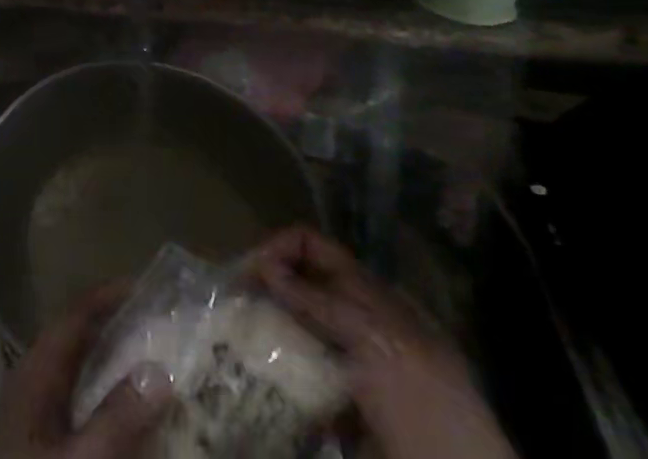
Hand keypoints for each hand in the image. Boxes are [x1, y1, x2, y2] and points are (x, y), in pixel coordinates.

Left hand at [0, 284, 174, 458]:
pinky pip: (74, 406)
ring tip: (155, 362)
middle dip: (115, 329)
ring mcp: (30, 417)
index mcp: (33, 376)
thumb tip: (158, 371)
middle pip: (74, 342)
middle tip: (161, 325)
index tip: (147, 286)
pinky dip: (103, 400)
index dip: (107, 297)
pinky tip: (128, 416)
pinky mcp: (36, 445)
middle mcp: (29, 386)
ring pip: (75, 374)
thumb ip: (118, 420)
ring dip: (111, 364)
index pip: (72, 319)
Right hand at [251, 227, 513, 458]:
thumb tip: (264, 265)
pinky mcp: (333, 401)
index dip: (278, 249)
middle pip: (296, 285)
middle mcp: (352, 318)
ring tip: (230, 339)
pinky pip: (292, 375)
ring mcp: (342, 360)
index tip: (246, 273)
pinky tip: (251, 378)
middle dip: (262, 288)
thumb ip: (321, 301)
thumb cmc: (420, 400)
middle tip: (227, 304)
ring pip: (290, 328)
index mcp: (367, 293)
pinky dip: (270, 372)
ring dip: (261, 329)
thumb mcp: (374, 340)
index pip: (313, 247)